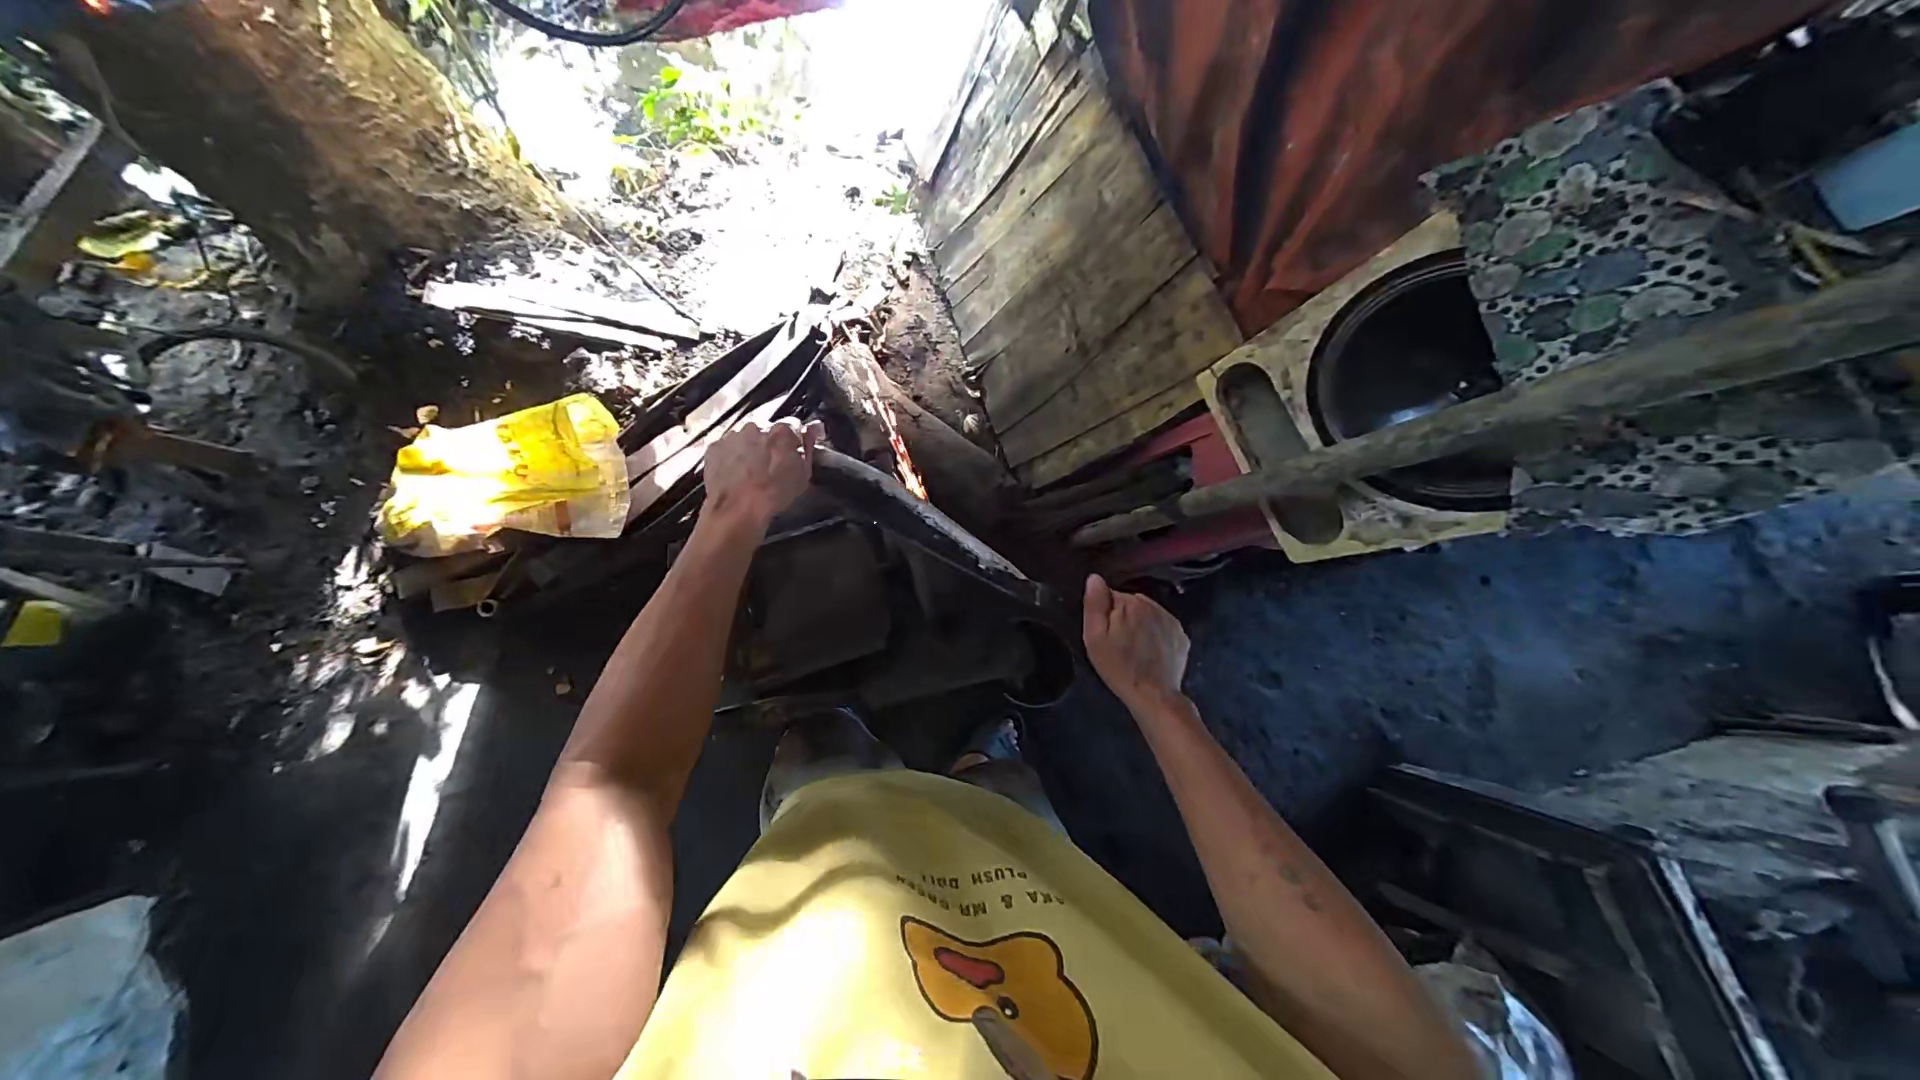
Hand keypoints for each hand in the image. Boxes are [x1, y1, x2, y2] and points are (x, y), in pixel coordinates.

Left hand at [703, 417, 822, 528]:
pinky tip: (737, 476)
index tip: (796, 452)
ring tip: (753, 476)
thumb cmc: (772, 493)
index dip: (796, 442)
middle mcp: (756, 427)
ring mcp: (733, 436)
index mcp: (782, 431)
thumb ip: (808, 448)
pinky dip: (731, 459)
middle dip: (771, 446)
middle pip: (767, 432)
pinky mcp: (714, 448)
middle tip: (773, 468)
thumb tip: (812, 432)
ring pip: (745, 439)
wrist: (738, 509)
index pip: (794, 428)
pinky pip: (727, 449)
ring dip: (750, 451)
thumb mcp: (803, 475)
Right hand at [1082, 574, 1190, 711]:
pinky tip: (1150, 653)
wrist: (1153, 694)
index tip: (1104, 634)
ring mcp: (1170, 620)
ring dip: (1140, 625)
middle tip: (1117, 644)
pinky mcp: (1181, 635)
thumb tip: (1094, 578)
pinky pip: (1162, 627)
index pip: (1110, 596)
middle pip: (1130, 604)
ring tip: (1134, 650)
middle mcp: (1153, 605)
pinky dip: (1155, 635)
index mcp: (1129, 603)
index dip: (1104, 614)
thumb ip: (1094, 604)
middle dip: (1122, 618)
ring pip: (1147, 615)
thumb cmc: (1118, 667)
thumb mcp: (1094, 637)